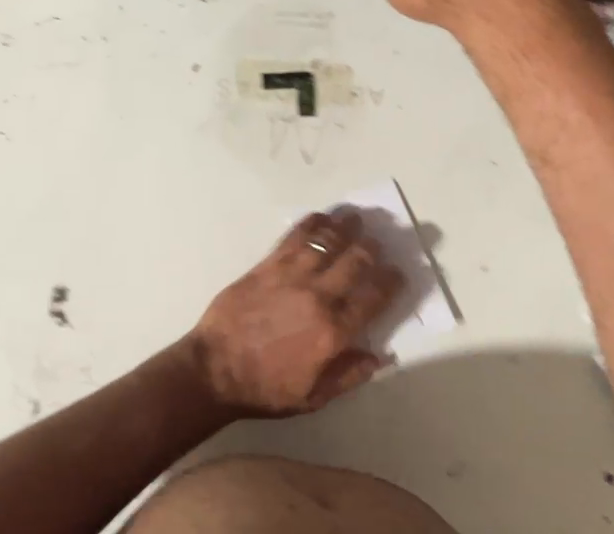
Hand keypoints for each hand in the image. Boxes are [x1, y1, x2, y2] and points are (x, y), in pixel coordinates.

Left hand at [184, 209, 402, 417]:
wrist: (215, 370)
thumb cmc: (266, 389)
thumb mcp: (314, 397)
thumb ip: (349, 375)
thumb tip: (380, 356)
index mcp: (333, 332)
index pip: (373, 299)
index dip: (391, 282)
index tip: (399, 272)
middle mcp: (317, 298)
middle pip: (354, 263)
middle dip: (371, 249)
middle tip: (379, 241)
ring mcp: (291, 277)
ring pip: (325, 243)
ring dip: (344, 228)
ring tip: (356, 217)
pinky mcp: (266, 266)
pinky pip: (294, 239)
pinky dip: (310, 225)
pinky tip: (320, 217)